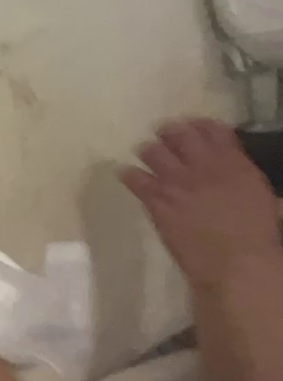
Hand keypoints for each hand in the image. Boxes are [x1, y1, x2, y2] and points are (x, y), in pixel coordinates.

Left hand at [121, 118, 281, 291]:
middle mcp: (204, 170)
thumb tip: (223, 166)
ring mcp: (176, 184)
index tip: (191, 122)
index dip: (201, 125)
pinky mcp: (155, 201)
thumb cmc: (254, 229)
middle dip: (171, 131)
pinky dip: (128, 174)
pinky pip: (134, 180)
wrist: (234, 257)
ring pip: (153, 154)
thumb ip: (236, 175)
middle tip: (163, 129)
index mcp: (237, 166)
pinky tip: (124, 172)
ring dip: (149, 149)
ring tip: (146, 149)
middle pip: (181, 138)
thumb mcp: (256, 193)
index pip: (216, 133)